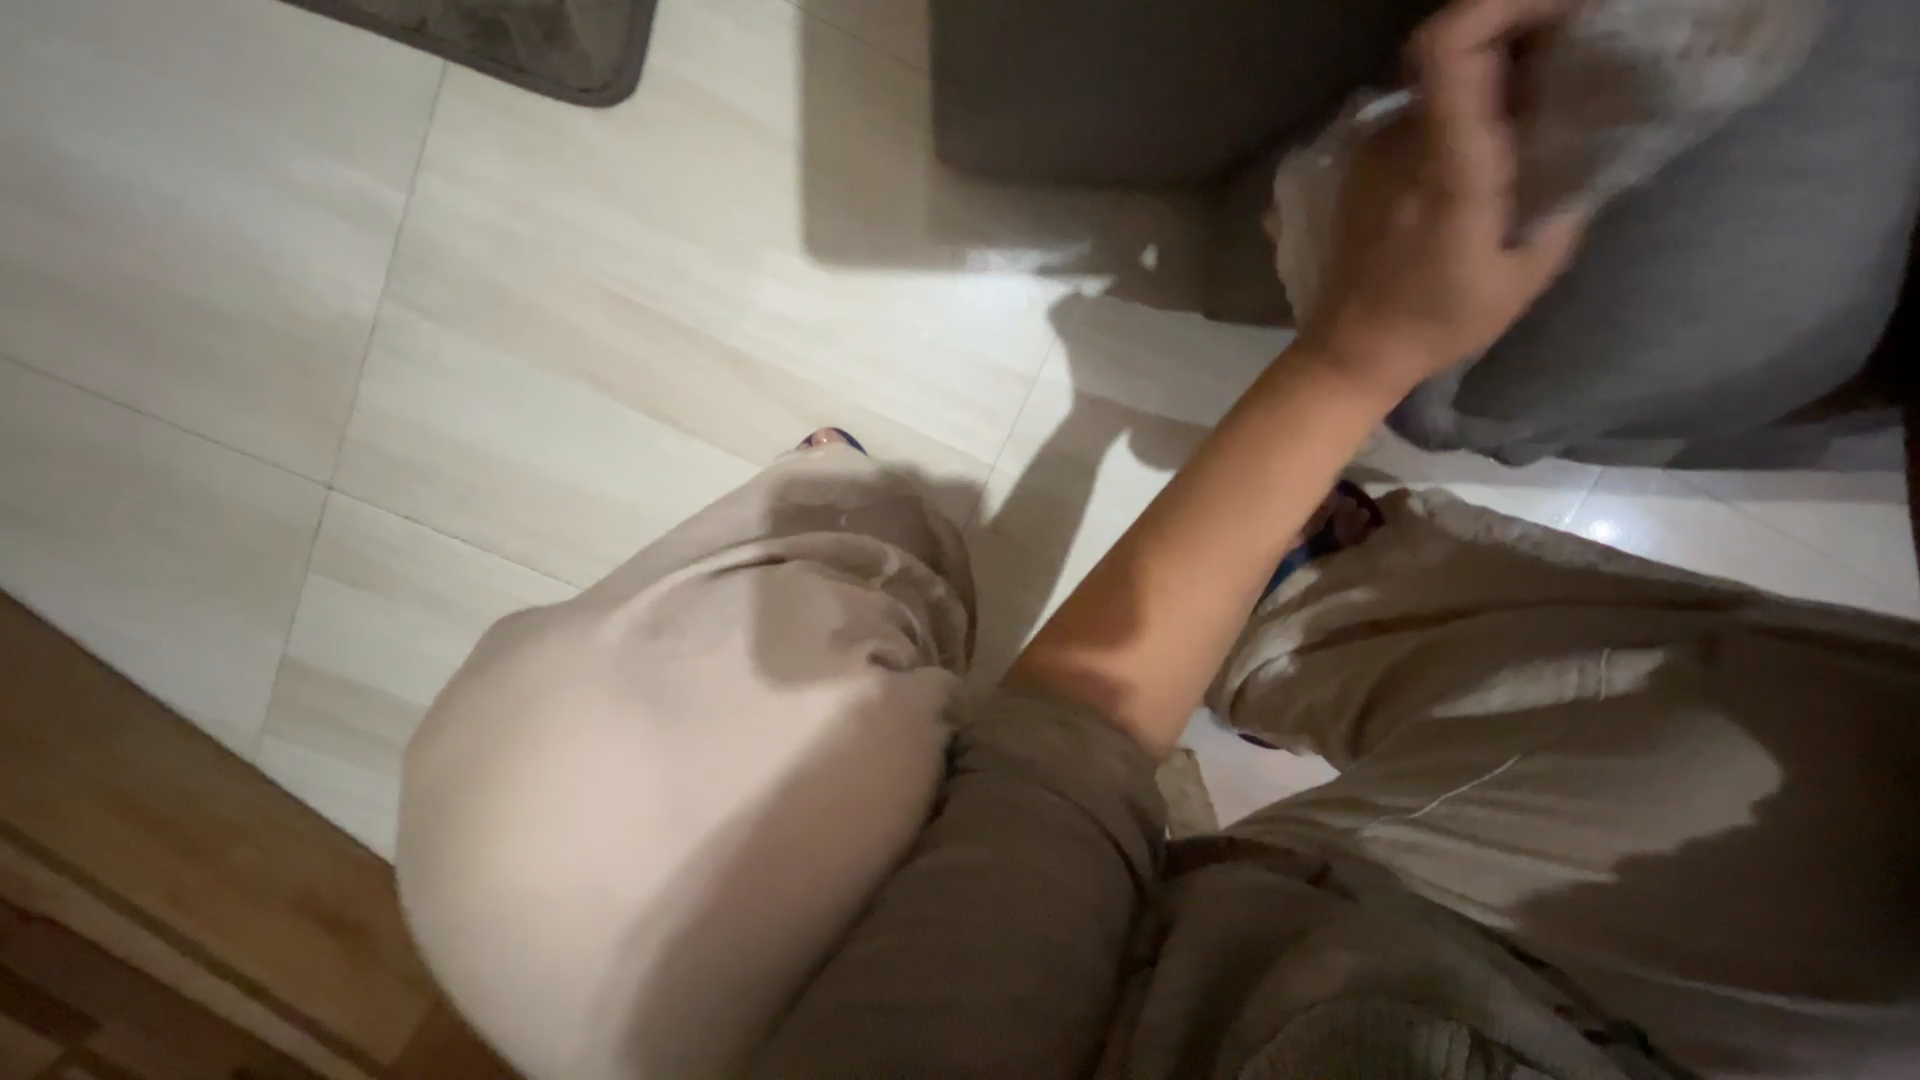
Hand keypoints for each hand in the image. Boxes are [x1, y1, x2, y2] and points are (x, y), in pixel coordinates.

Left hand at [1299, 0, 1587, 396]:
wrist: (1349, 351)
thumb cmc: (1435, 324)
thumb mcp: (1525, 272)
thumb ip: (1567, 197)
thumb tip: (1590, 144)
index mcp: (1447, 165)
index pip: (1452, 45)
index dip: (1504, 2)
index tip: (1566, 9)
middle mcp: (1400, 146)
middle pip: (1454, 50)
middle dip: (1520, 35)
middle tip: (1573, 57)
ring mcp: (1372, 157)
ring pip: (1438, 83)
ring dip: (1492, 76)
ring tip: (1539, 103)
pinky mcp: (1359, 172)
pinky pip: (1417, 116)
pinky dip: (1460, 108)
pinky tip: (1489, 142)